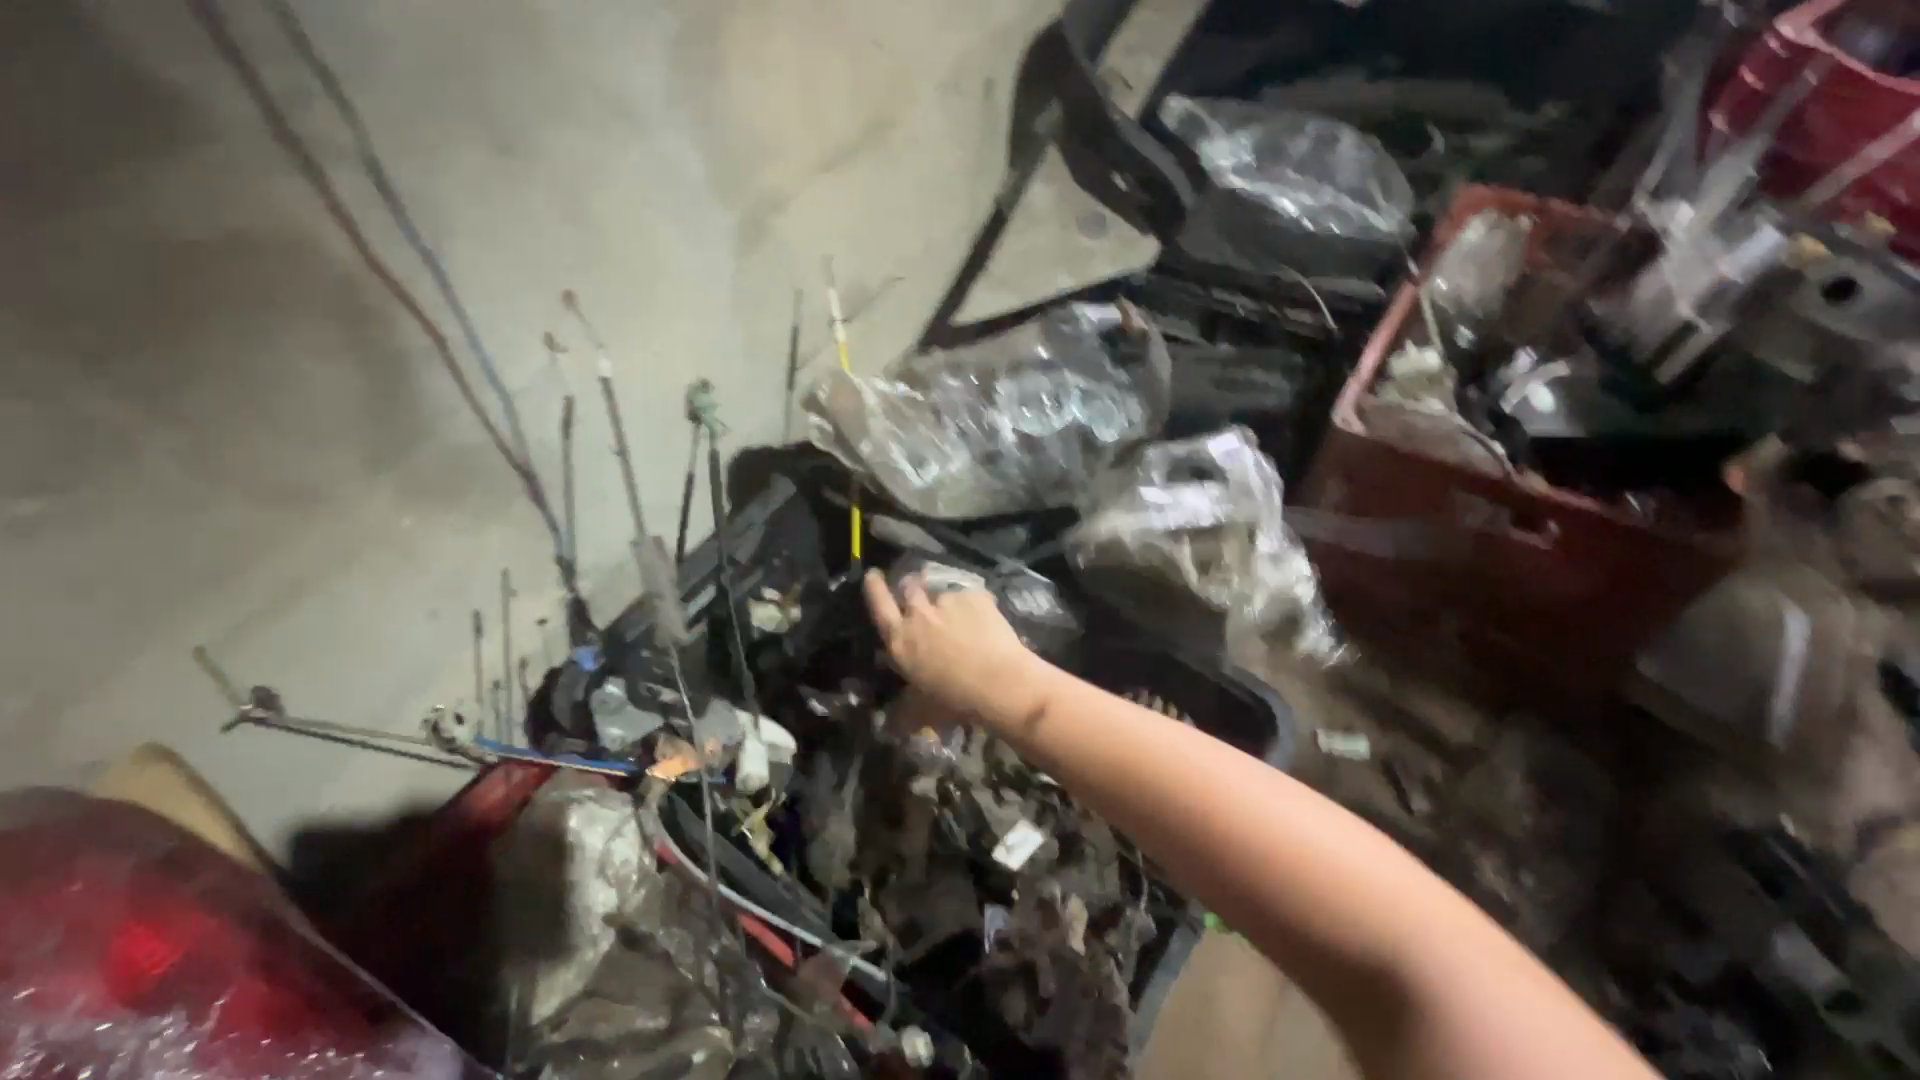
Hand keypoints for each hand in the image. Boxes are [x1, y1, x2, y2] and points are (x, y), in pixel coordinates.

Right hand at [863, 569, 1039, 717]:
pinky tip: (984, 620)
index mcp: (899, 640)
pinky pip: (968, 595)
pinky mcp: (975, 596)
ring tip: (959, 615)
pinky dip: (972, 605)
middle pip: (909, 586)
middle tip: (922, 600)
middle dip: (912, 588)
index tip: (873, 575)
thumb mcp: (921, 710)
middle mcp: (918, 614)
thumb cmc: (955, 700)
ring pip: (940, 591)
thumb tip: (890, 726)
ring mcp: (947, 601)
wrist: (999, 683)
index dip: (874, 587)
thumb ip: (903, 710)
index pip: (878, 603)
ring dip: (944, 599)